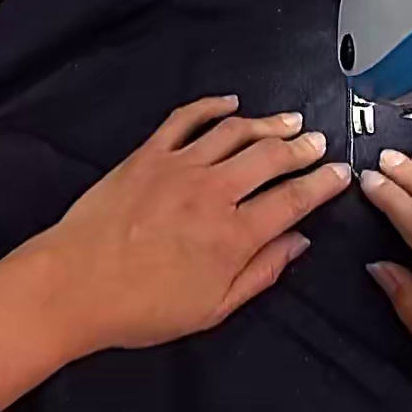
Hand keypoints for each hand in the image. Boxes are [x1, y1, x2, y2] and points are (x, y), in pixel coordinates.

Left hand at [16, 95, 350, 354]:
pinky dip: (212, 106)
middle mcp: (214, 192)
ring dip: (269, 123)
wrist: (71, 287)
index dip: (323, 183)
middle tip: (318, 141)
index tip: (340, 171)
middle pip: (272, 157)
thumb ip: (262, 272)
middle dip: (302, 146)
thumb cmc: (143, 308)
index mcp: (233, 235)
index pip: (294, 199)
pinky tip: (232, 102)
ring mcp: (181, 166)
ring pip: (237, 131)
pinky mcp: (151, 152)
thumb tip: (300, 241)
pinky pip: (187, 118)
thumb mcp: (212, 309)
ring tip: (289, 120)